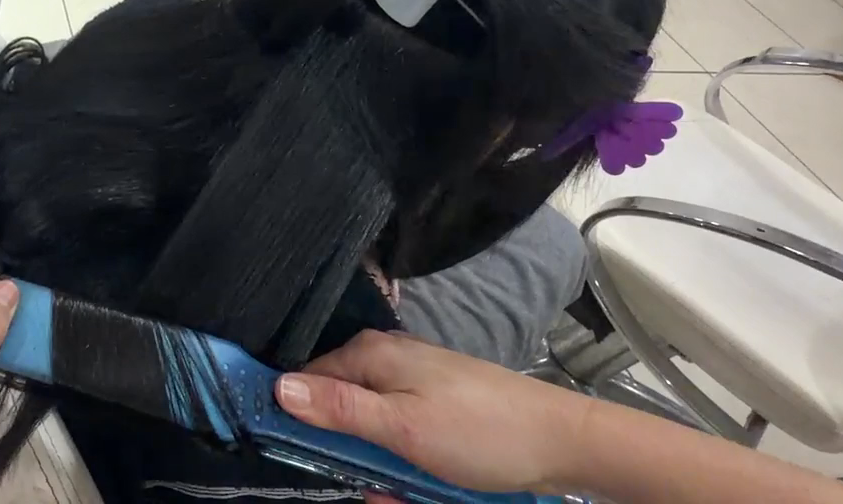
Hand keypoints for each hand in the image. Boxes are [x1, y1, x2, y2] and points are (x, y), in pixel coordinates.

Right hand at [274, 330, 592, 497]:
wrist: (565, 440)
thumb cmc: (478, 433)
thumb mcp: (403, 428)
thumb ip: (340, 408)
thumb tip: (277, 386)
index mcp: (366, 353)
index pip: (306, 381)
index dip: (301, 419)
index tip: (310, 459)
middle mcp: (383, 354)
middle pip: (339, 402)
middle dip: (349, 449)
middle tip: (374, 486)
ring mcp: (411, 373)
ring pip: (371, 419)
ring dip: (380, 459)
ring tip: (405, 491)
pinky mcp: (435, 394)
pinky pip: (400, 424)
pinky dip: (404, 454)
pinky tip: (423, 480)